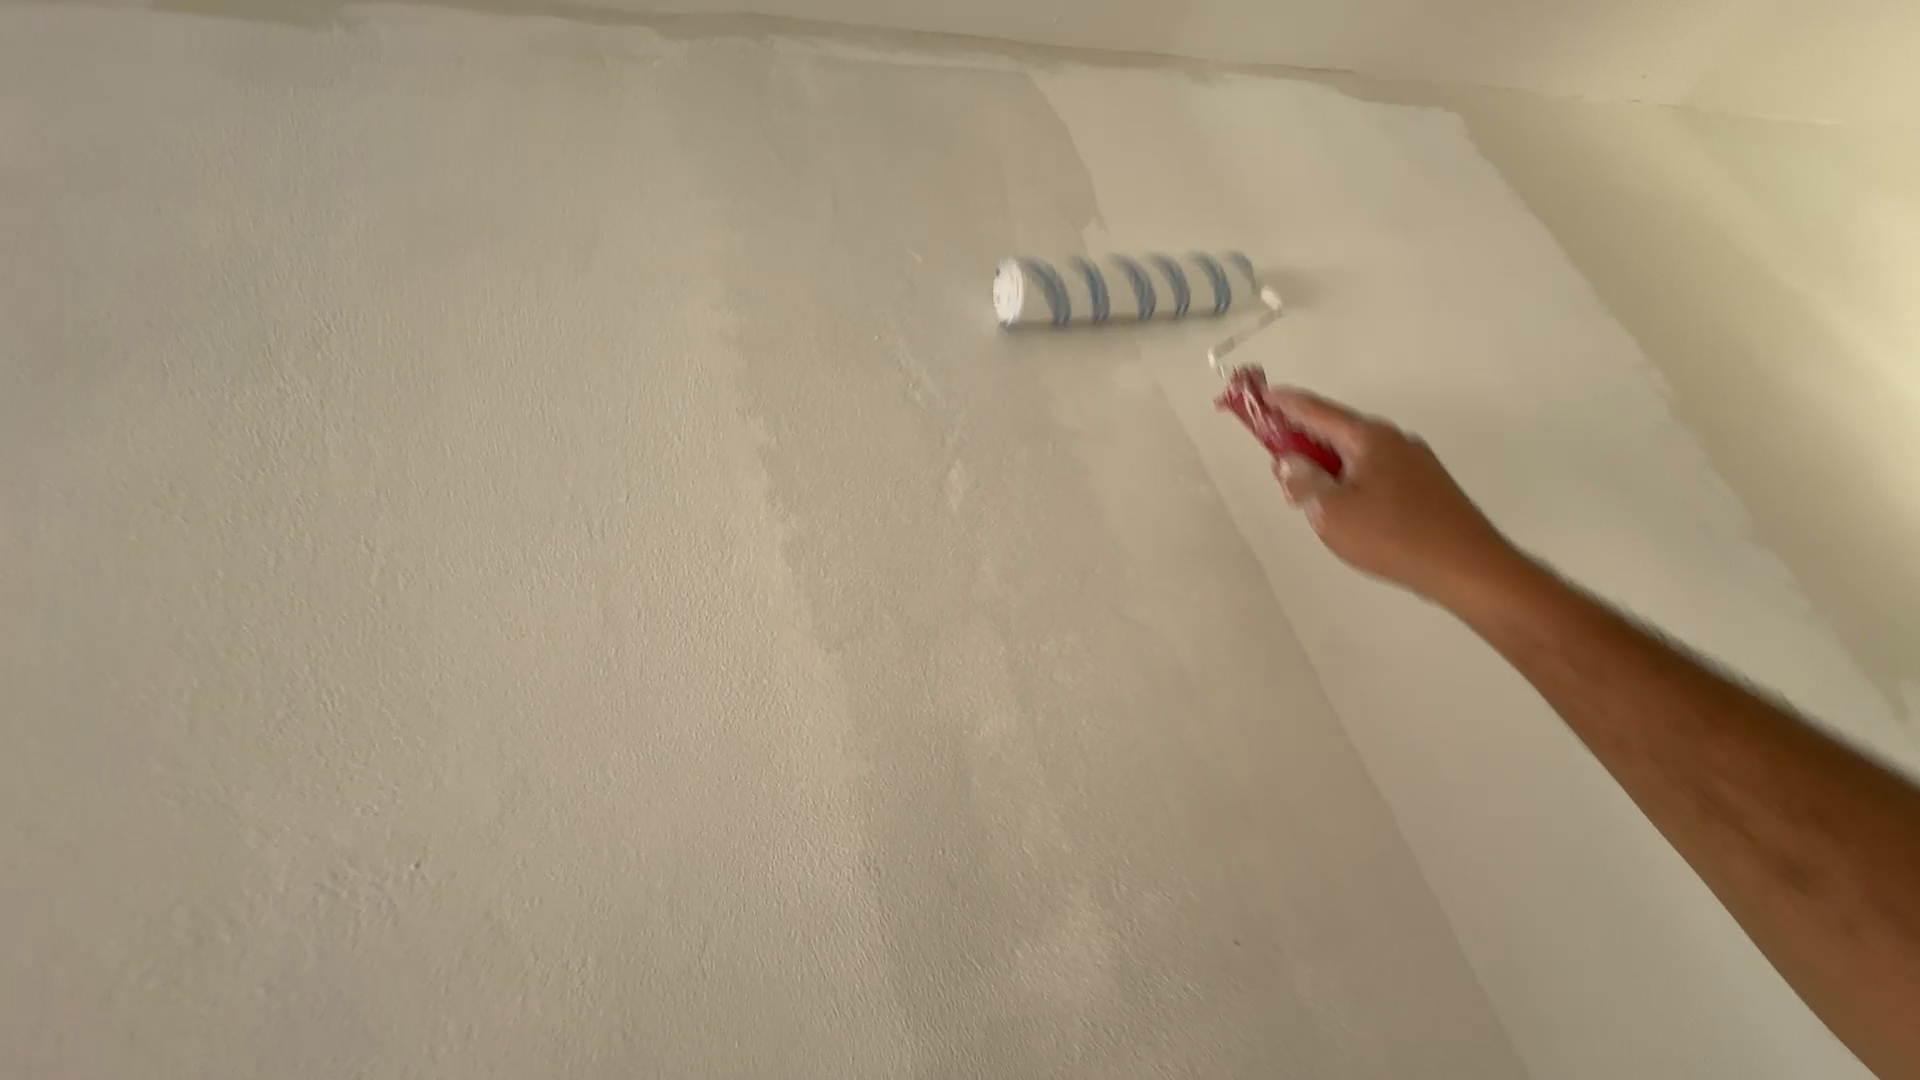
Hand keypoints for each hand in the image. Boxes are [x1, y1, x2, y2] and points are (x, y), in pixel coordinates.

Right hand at [1266, 387, 1522, 604]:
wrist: (1467, 567)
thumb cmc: (1390, 536)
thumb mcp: (1330, 511)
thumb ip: (1303, 481)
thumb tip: (1289, 461)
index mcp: (1368, 439)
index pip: (1317, 411)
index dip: (1286, 403)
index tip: (1263, 395)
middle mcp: (1393, 441)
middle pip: (1336, 433)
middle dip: (1303, 444)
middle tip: (1282, 471)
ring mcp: (1414, 463)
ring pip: (1355, 456)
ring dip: (1326, 468)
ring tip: (1312, 501)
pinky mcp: (1425, 487)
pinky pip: (1374, 473)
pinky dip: (1349, 481)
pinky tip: (1347, 512)